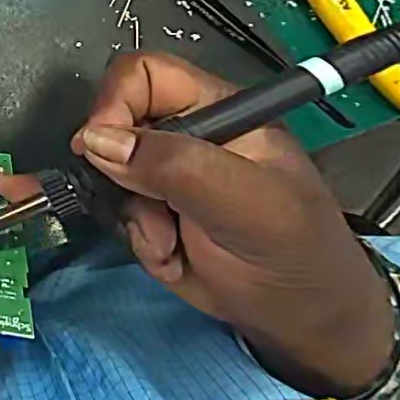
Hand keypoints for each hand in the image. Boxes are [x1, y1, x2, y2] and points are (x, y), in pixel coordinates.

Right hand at [68, 52, 392, 396]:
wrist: (301, 323)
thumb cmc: (296, 256)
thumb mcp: (249, 206)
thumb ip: (178, 166)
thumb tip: (97, 140)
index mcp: (217, 109)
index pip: (143, 75)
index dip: (115, 100)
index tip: (102, 146)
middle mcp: (181, 132)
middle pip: (112, 122)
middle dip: (120, 172)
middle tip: (152, 209)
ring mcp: (159, 170)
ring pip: (104, 170)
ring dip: (130, 212)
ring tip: (172, 241)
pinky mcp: (144, 204)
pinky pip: (110, 206)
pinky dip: (131, 234)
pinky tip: (169, 252)